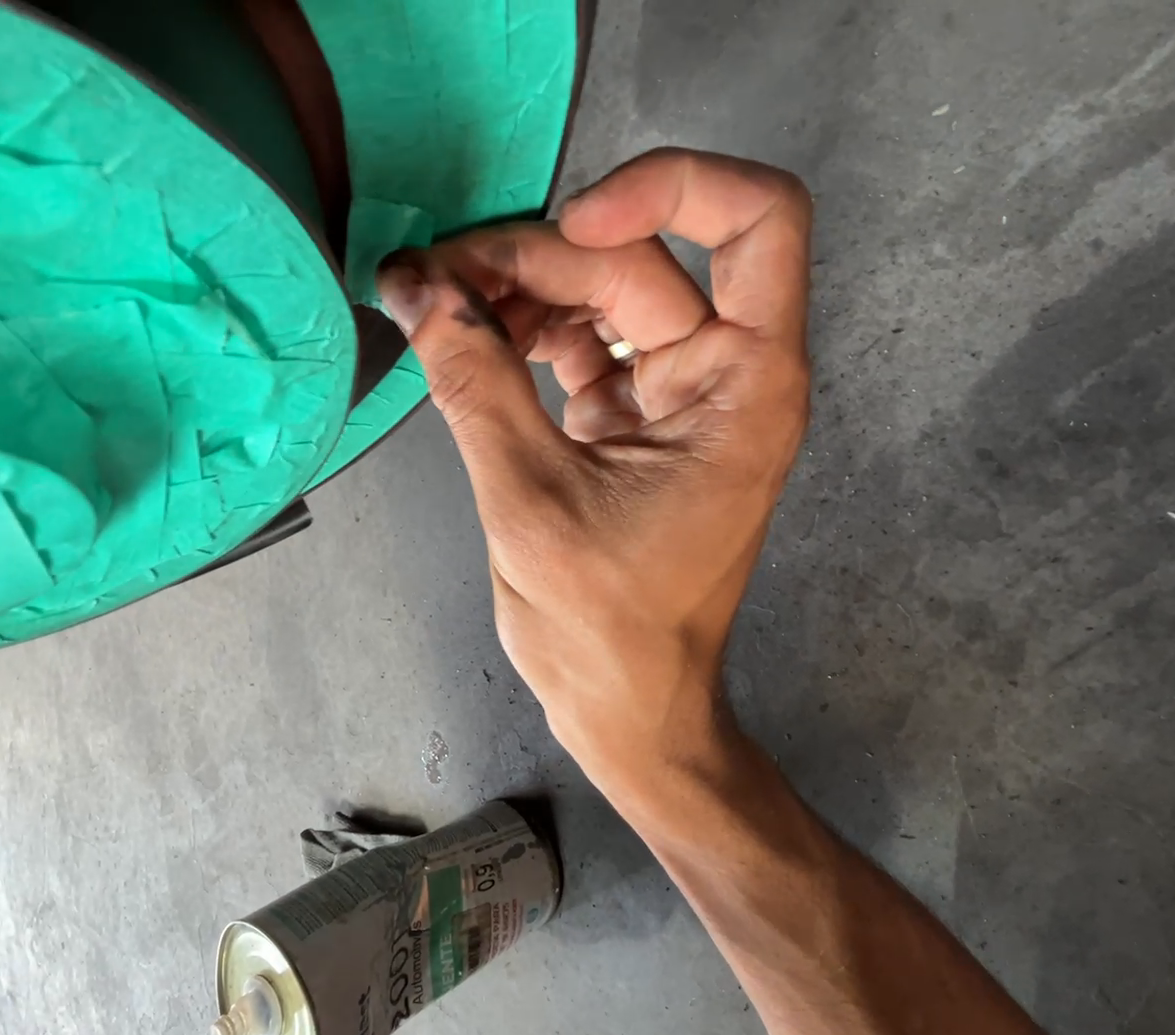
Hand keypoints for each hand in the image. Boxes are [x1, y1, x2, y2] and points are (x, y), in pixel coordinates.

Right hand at [376, 149, 812, 780]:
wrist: (625, 706)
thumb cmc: (604, 627)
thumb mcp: (530, 500)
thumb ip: (474, 383)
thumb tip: (416, 288)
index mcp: (745, 384)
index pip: (757, 220)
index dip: (669, 187)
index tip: (569, 225)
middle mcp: (723, 374)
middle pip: (634, 261)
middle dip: (531, 258)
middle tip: (431, 278)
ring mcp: (674, 395)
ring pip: (598, 296)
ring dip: (514, 292)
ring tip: (431, 307)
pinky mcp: (628, 419)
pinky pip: (575, 345)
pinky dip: (518, 336)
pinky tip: (462, 343)